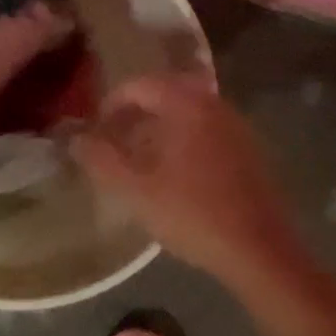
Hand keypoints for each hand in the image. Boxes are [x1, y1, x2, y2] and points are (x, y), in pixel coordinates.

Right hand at [72, 73, 289, 279]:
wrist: (259, 250)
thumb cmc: (192, 214)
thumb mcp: (135, 190)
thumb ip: (101, 159)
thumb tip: (76, 138)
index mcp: (187, 106)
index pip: (141, 84)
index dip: (112, 102)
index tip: (95, 127)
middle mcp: (215, 105)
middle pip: (167, 92)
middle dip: (136, 110)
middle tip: (114, 137)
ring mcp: (236, 127)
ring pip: (188, 111)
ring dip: (160, 124)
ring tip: (139, 155)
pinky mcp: (249, 150)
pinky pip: (207, 129)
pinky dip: (183, 137)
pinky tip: (173, 171)